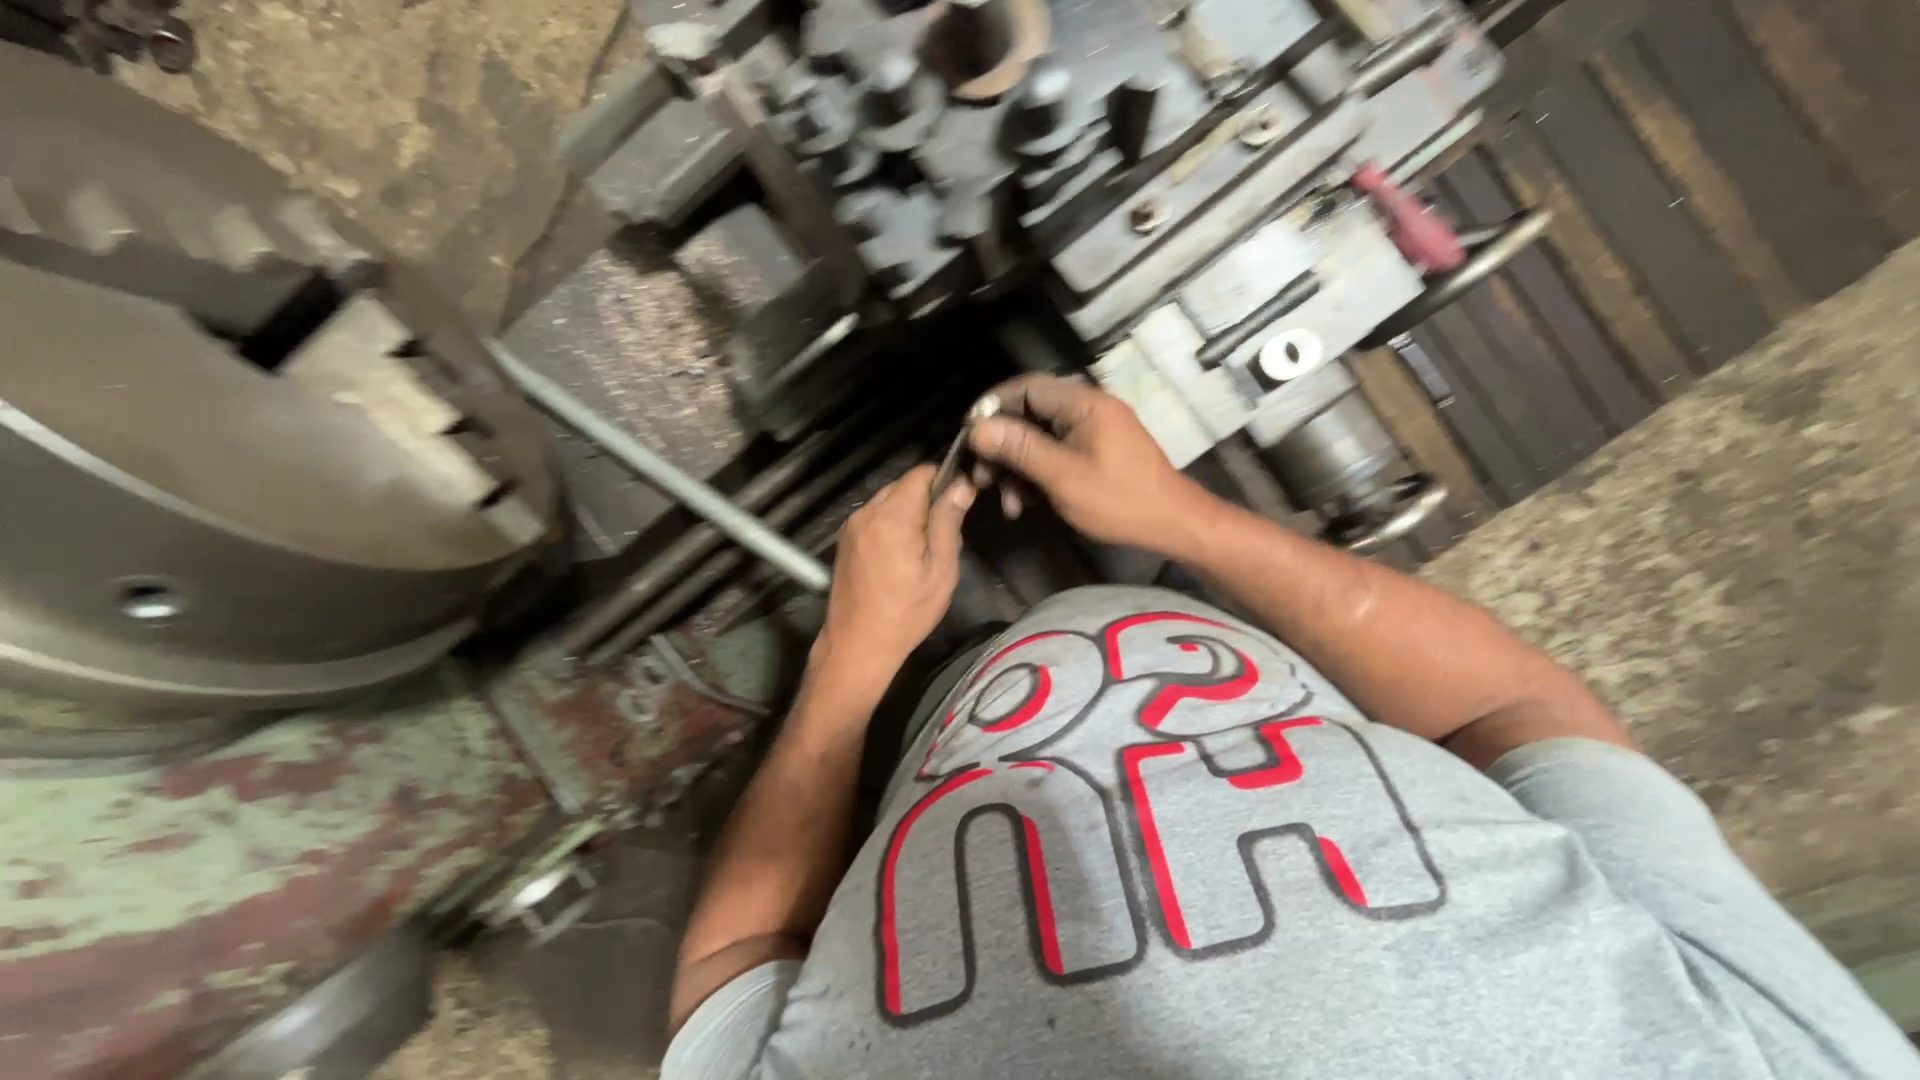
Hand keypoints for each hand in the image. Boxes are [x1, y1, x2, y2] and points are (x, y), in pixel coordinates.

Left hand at [812, 465, 973, 686]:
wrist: (858, 644)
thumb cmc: (907, 611)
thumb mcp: (941, 569)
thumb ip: (948, 522)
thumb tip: (962, 486)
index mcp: (892, 515)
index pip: (921, 473)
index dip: (944, 480)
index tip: (961, 500)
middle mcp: (866, 512)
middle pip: (903, 485)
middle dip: (926, 498)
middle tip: (945, 530)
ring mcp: (852, 526)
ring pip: (888, 501)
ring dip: (908, 512)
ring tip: (923, 546)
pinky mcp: (845, 540)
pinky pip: (874, 517)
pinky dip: (891, 523)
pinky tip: (901, 553)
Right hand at [968, 375, 1220, 555]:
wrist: (1172, 523)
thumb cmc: (1119, 500)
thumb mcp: (1064, 477)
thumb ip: (1020, 449)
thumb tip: (977, 428)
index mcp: (1083, 403)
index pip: (1024, 388)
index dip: (991, 408)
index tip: (967, 437)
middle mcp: (1086, 408)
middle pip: (1028, 414)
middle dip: (1001, 447)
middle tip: (981, 479)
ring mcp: (1091, 430)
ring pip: (1038, 438)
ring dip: (1016, 468)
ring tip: (1005, 502)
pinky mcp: (1093, 451)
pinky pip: (1054, 453)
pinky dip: (1036, 475)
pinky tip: (1024, 503)